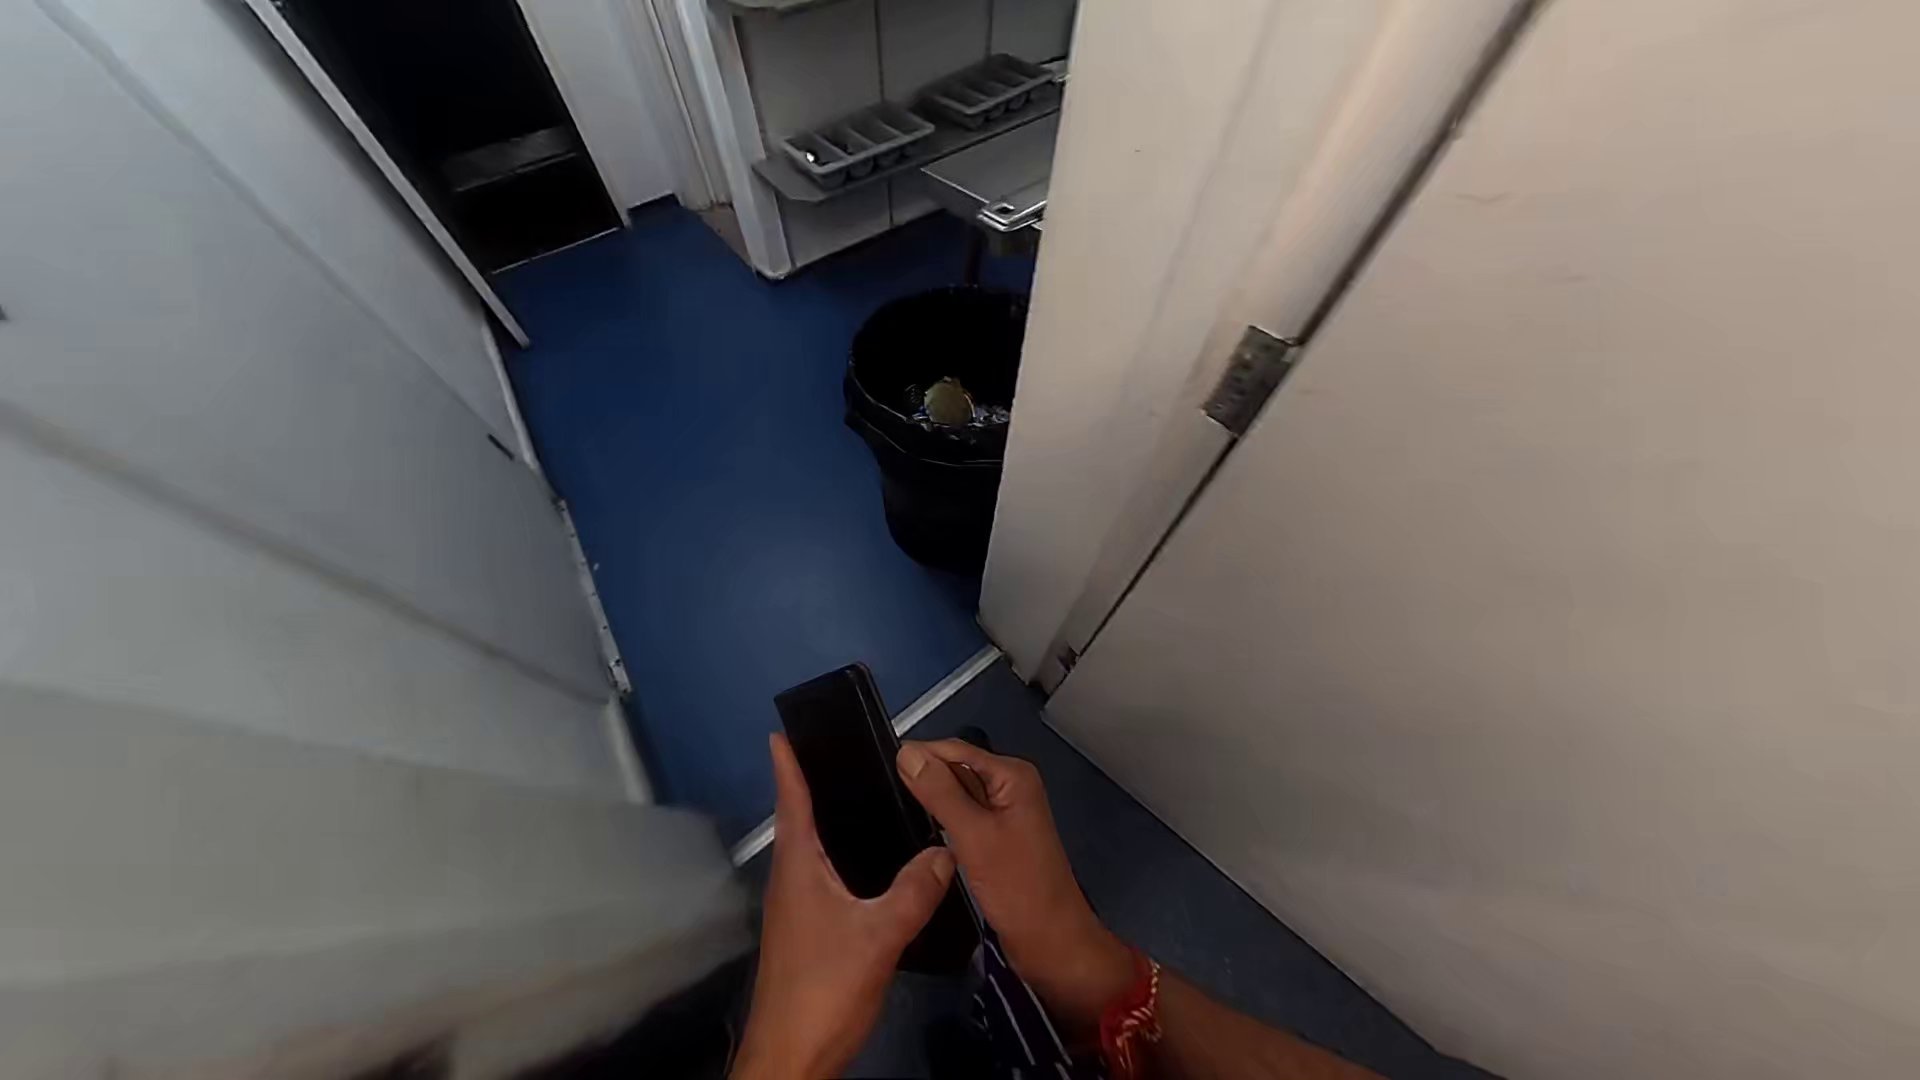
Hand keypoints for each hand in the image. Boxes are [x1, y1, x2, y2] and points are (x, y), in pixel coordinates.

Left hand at [732, 734, 956, 1079]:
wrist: (791, 1060)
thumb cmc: (823, 988)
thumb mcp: (878, 937)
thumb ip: (913, 892)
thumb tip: (945, 850)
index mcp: (799, 867)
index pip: (791, 803)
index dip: (786, 766)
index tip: (781, 733)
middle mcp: (791, 878)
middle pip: (797, 819)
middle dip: (809, 783)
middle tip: (837, 753)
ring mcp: (795, 906)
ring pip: (808, 847)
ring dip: (821, 816)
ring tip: (855, 795)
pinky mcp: (805, 928)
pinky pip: (819, 871)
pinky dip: (835, 849)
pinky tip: (864, 859)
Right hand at [896, 739, 1135, 1038]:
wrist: (1051, 945)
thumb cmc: (1018, 888)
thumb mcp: (974, 836)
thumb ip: (940, 792)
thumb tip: (906, 752)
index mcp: (1011, 775)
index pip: (955, 749)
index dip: (920, 754)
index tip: (881, 766)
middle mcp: (1009, 784)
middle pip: (956, 767)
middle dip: (926, 777)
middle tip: (883, 792)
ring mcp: (1003, 810)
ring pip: (956, 791)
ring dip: (932, 797)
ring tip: (895, 806)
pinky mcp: (995, 834)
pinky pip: (962, 813)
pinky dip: (943, 817)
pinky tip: (922, 827)